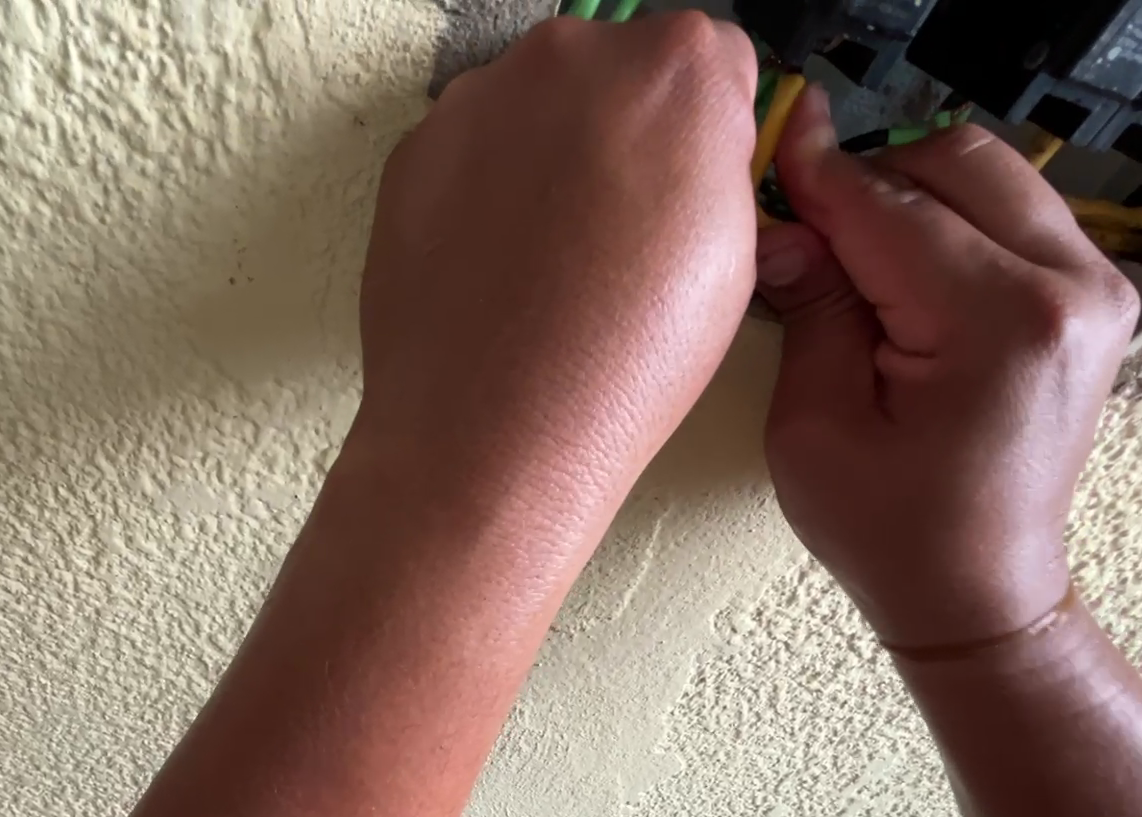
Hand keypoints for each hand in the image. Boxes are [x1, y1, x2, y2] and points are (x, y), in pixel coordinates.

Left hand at [354, 13, 758, 531]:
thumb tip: (686, 155)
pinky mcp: (411, 154)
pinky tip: (485, 268)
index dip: (697, 144)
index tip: (674, 197)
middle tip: (601, 235)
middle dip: (615, 140)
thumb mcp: (730, 260)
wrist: (491, 432)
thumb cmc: (618, 366)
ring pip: (530, 113)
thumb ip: (711, 168)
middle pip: (612, 78)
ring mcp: (475, 102)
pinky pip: (464, 155)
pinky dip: (476, 193)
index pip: (708, 68)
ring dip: (540, 163)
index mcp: (676, 70)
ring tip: (534, 264)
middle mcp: (569, 57)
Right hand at [754, 89, 1139, 648]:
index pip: (890, 211)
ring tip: (839, 254)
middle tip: (800, 227)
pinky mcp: (1086, 300)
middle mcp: (1071, 285)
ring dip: (904, 196)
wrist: (973, 585)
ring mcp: (1094, 288)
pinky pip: (1009, 216)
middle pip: (957, 164)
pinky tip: (891, 270)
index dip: (820, 176)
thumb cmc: (881, 523)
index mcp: (997, 322)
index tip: (775, 137)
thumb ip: (811, 312)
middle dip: (866, 179)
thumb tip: (787, 232)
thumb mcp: (811, 425)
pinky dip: (941, 221)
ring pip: (990, 178)